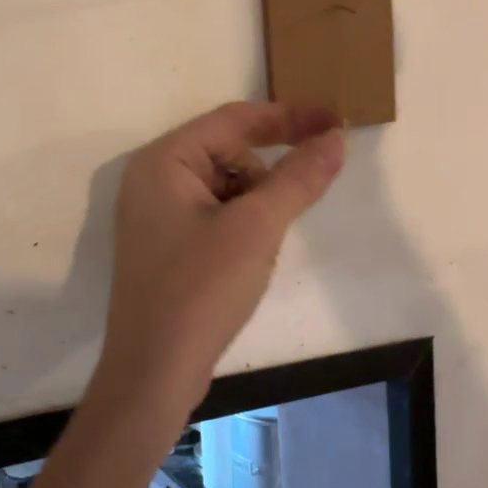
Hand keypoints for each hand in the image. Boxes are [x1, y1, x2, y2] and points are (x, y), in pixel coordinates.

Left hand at [99, 102, 343, 396]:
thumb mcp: (257, 228)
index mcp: (162, 161)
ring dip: (255, 208)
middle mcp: (150, 181)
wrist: (154, 370)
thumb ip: (298, 178)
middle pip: (227, 154)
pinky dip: (238, 231)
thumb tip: (335, 140)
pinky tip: (246, 264)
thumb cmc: (200, 289)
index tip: (337, 122)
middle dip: (266, 176)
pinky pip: (211, 220)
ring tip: (260, 249)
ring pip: (223, 191)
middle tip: (289, 211)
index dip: (290, 117)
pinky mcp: (162, 251)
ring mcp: (153, 219)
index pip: (234, 119)